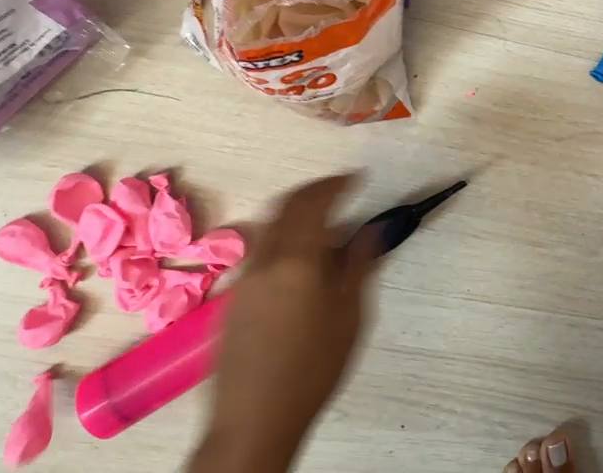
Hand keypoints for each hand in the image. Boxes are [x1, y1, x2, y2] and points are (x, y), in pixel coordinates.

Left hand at [193, 174, 377, 472]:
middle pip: (285, 207)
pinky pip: (260, 252)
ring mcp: (243, 281)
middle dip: (314, 192)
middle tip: (341, 191)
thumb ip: (359, 265)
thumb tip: (369, 229)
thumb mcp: (351, 315)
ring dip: (296, 214)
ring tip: (325, 226)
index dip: (336, 183)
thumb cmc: (313, 369)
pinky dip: (283, 239)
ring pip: (269, 228)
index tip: (357, 179)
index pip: (314, 202)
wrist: (253, 422)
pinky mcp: (232, 301)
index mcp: (296, 259)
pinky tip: (302, 262)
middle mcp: (264, 261)